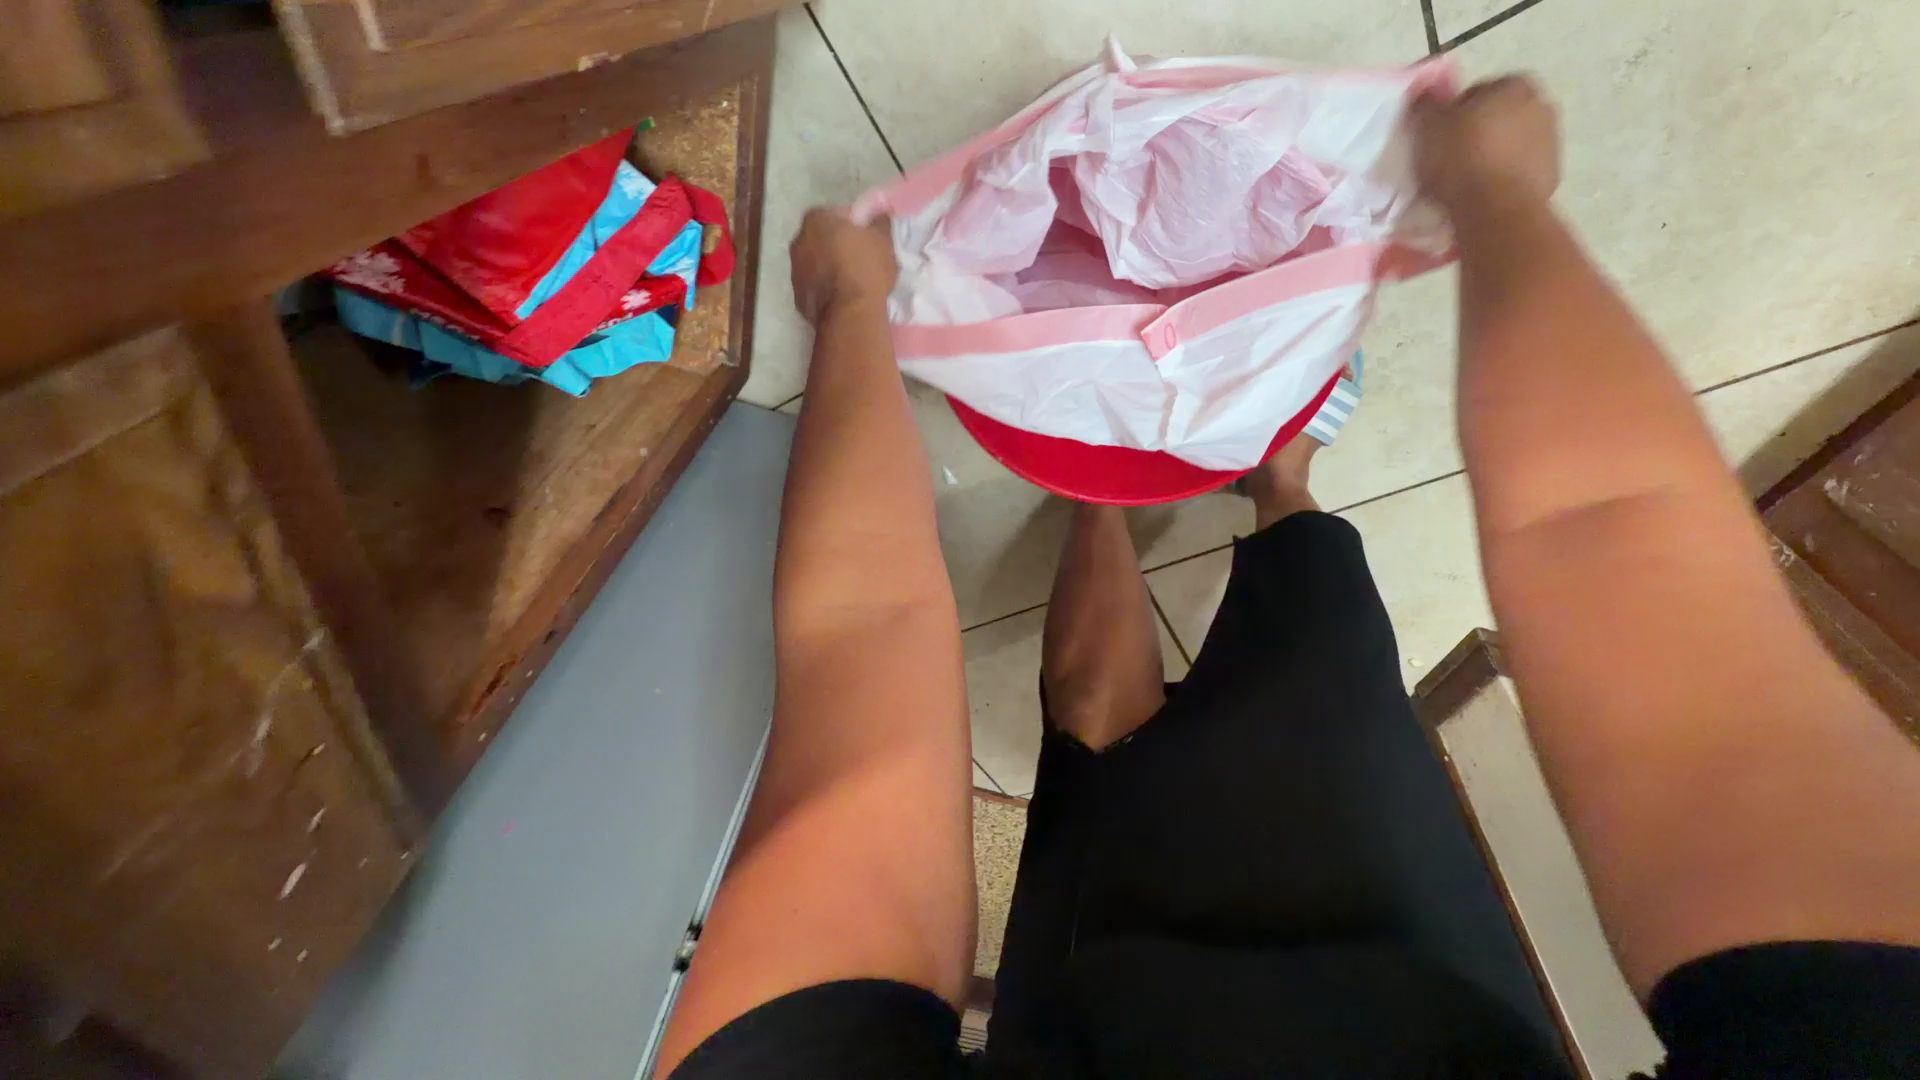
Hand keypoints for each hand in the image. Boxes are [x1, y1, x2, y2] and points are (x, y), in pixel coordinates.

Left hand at [790, 207, 896, 326]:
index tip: (867, 240)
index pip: (837, 215)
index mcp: (816, 219)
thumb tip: (880, 216)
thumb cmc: (867, 268)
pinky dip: (825, 290)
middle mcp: (798, 240)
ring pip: (815, 264)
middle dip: (837, 246)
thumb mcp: (884, 241)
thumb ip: (880, 223)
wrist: (851, 313)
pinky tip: (843, 299)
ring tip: (851, 283)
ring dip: (829, 269)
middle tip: (860, 260)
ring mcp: (794, 271)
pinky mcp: (797, 297)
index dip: (854, 226)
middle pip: (822, 239)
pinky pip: (814, 287)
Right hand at [1411, 75, 1560, 210]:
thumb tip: (1425, 92)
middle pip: (1497, 117)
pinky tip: (1483, 194)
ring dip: (1492, 155)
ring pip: (1511, 143)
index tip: (1438, 138)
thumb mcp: (1429, 127)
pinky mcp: (1551, 172)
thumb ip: (1426, 104)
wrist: (1495, 207)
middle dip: (1477, 132)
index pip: (1476, 93)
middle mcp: (1541, 103)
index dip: (1453, 116)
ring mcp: (1551, 139)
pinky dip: (1504, 177)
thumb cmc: (1461, 159)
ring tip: (1465, 180)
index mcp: (1514, 84)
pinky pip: (1519, 170)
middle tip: (1450, 158)